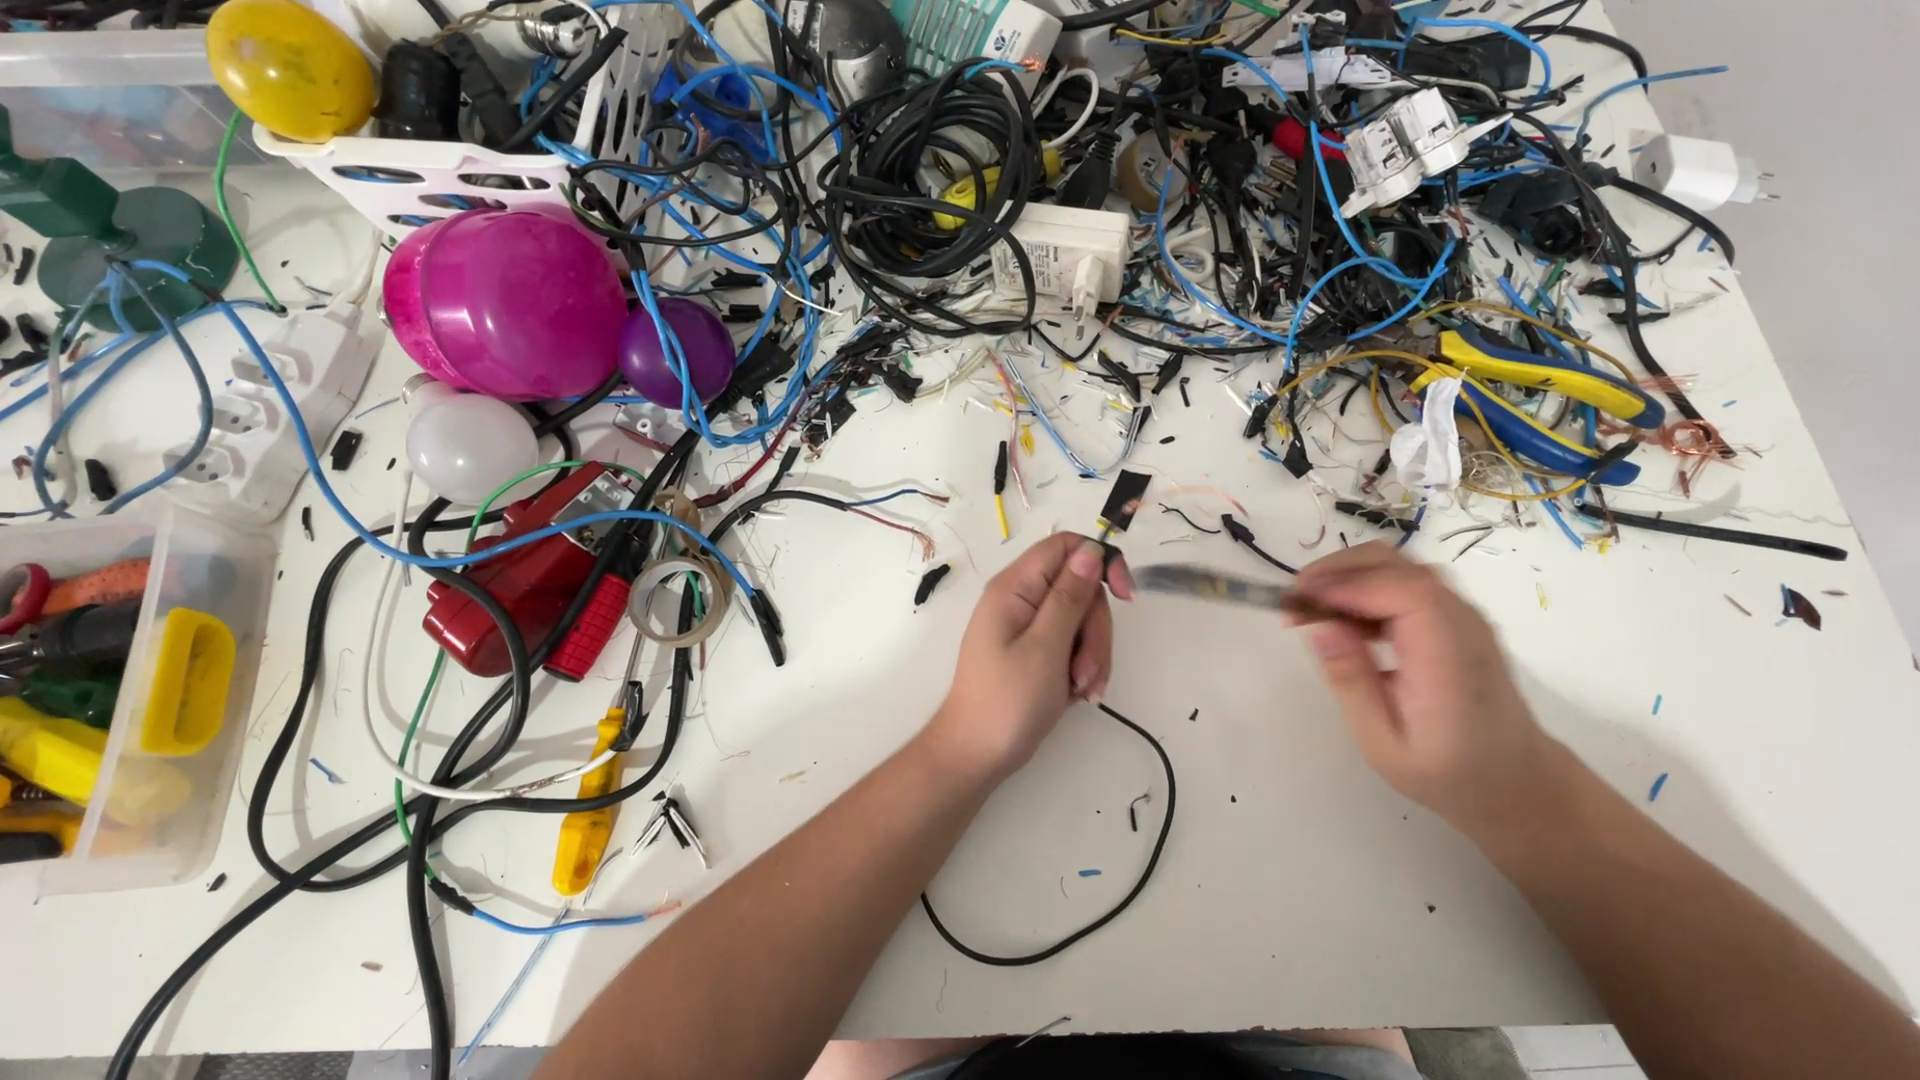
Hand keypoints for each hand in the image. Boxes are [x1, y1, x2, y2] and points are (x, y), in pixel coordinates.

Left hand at [927, 532, 1134, 779]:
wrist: (977, 754)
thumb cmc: (1007, 701)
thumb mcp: (1045, 646)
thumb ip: (1069, 596)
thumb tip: (1091, 550)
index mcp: (1015, 587)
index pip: (1066, 547)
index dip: (1100, 562)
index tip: (1125, 595)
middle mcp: (1022, 600)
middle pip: (1081, 589)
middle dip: (1095, 630)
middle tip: (1087, 670)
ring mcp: (1030, 627)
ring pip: (1083, 621)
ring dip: (1092, 655)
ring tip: (1081, 690)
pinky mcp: (1037, 652)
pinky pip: (1074, 646)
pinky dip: (1083, 668)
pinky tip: (1078, 694)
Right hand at [1295, 541, 1557, 832]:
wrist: (1513, 779)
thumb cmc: (1444, 771)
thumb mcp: (1383, 743)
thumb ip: (1352, 682)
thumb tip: (1319, 626)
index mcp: (1448, 659)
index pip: (1404, 591)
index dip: (1347, 585)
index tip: (1300, 602)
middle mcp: (1463, 624)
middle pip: (1398, 565)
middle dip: (1338, 571)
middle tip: (1295, 603)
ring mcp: (1463, 616)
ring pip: (1399, 566)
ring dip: (1349, 578)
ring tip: (1313, 612)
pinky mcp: (1455, 618)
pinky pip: (1406, 584)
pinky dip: (1366, 588)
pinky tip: (1344, 621)